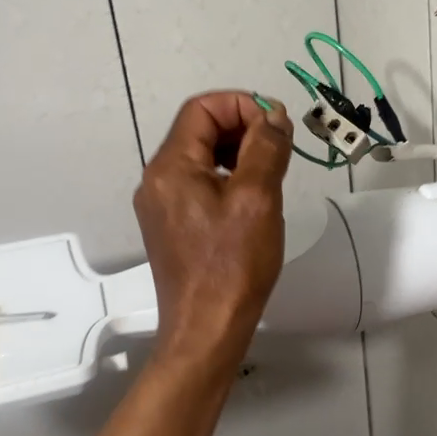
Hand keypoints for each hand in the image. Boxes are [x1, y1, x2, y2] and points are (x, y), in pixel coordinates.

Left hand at [134, 92, 293, 371]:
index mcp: (170, 167)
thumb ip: (265, 148)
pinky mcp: (171, 228)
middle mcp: (156, 180)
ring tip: (271, 176)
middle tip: (280, 150)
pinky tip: (252, 202)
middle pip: (198, 130)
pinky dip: (227, 180)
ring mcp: (161, 206)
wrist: (207, 330)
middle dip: (242, 129)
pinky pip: (198, 186)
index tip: (277, 127)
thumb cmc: (233, 265)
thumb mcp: (257, 199)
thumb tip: (273, 115)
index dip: (242, 105)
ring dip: (237, 155)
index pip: (201, 108)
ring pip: (200, 159)